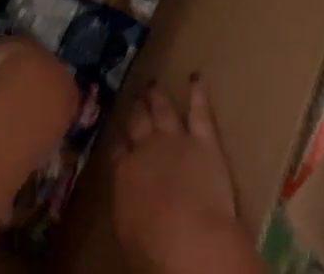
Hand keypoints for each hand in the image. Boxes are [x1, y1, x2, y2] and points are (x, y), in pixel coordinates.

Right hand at [112, 77, 264, 273]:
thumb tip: (131, 205)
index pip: (119, 152)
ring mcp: (174, 141)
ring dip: (159, 97)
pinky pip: (200, 112)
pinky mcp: (204, 141)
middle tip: (134, 96)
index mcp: (125, 175)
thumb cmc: (156, 247)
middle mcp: (146, 151)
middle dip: (135, 110)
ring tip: (154, 83)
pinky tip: (197, 77)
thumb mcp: (130, 230)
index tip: (121, 135)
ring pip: (163, 111)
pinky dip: (199, 94)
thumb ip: (129, 207)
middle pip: (137, 123)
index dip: (121, 141)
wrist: (189, 238)